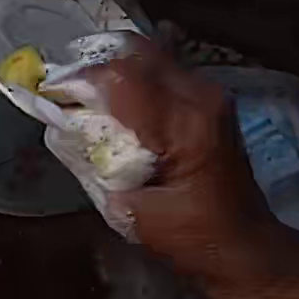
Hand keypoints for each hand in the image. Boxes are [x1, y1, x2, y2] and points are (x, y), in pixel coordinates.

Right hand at [80, 39, 298, 290]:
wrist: (247, 245)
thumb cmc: (196, 237)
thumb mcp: (137, 215)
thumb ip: (98, 171)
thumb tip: (60, 131)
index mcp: (186, 127)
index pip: (124, 79)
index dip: (81, 79)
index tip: (51, 92)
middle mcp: (200, 97)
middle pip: (136, 53)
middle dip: (93, 63)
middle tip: (63, 83)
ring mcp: (207, 92)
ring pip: (147, 54)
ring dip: (110, 65)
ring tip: (82, 87)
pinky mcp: (206, 97)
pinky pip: (158, 68)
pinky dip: (128, 74)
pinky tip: (111, 96)